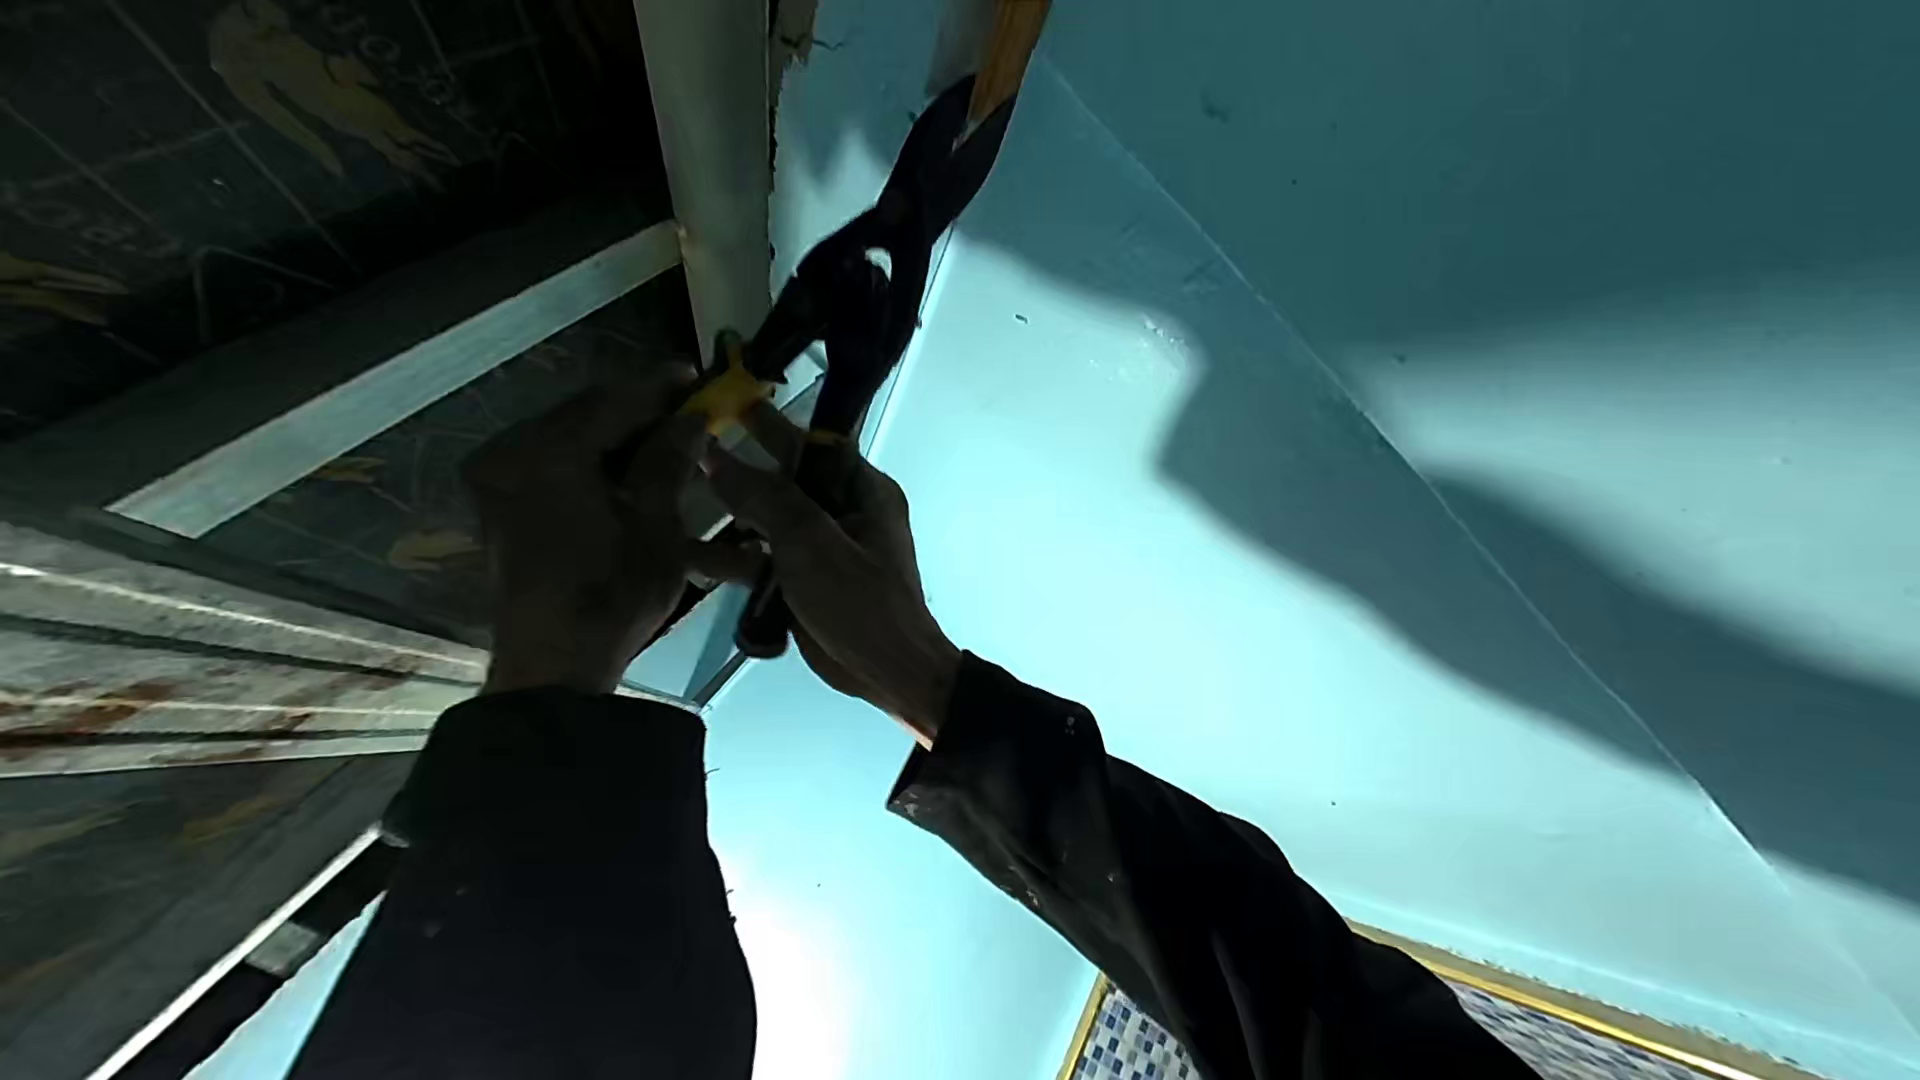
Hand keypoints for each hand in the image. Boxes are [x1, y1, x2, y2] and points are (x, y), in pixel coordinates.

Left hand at [464, 371, 710, 694]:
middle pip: (587, 412)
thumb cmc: (613, 595)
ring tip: (668, 437)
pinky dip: (597, 457)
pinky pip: (555, 459)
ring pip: (572, 434)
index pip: (614, 401)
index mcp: (546, 455)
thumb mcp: (657, 525)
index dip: (662, 386)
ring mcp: (499, 477)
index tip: (700, 377)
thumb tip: (693, 415)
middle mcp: (510, 453)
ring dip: (621, 433)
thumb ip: (670, 460)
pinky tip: (631, 467)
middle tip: (689, 410)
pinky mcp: (502, 500)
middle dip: (642, 408)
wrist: (555, 664)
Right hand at [699, 404, 960, 745]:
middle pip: (786, 481)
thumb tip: (717, 457)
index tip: (730, 402)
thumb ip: (765, 499)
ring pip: (771, 521)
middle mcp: (846, 511)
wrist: (884, 671)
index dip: (771, 424)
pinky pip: (767, 557)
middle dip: (741, 468)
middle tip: (690, 443)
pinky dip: (735, 556)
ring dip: (730, 517)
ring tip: (674, 499)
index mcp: (863, 491)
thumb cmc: (859, 600)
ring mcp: (825, 547)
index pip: (814, 445)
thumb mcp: (811, 542)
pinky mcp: (807, 579)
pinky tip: (689, 555)